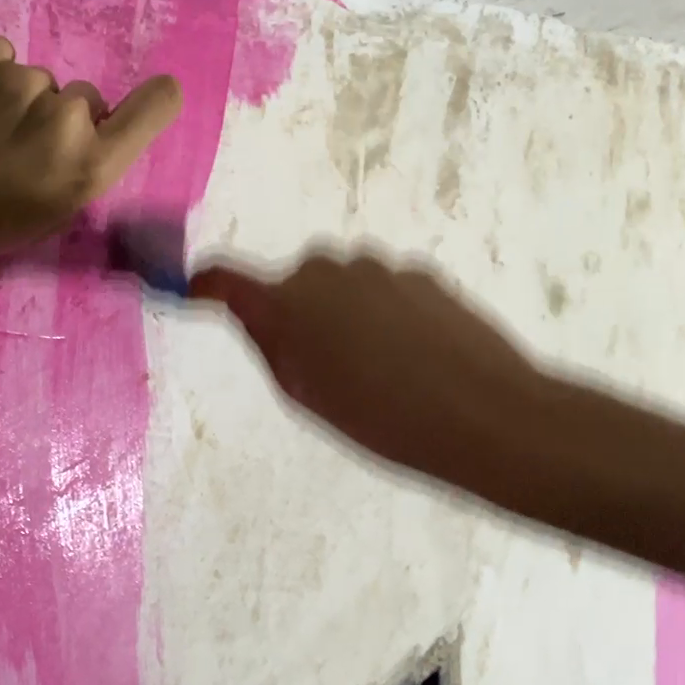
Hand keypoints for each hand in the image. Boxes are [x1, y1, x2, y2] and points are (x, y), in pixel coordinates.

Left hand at [0, 35, 182, 282]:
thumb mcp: (51, 213)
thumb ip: (87, 164)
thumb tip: (100, 119)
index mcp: (89, 169)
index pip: (158, 103)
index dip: (151, 98)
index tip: (134, 102)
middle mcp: (63, 120)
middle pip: (83, 96)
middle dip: (57, 117)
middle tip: (9, 153)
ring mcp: (15, 83)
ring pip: (35, 78)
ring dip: (14, 99)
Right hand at [190, 250, 548, 481]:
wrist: (489, 415)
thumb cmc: (380, 419)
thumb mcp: (303, 394)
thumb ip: (269, 343)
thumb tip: (248, 310)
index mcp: (283, 304)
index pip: (222, 278)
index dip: (203, 283)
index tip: (194, 291)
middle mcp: (321, 269)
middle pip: (291, 284)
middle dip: (298, 314)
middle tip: (324, 367)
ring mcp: (375, 265)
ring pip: (340, 285)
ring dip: (345, 314)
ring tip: (381, 367)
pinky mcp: (420, 271)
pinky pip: (382, 288)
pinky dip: (385, 313)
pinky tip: (416, 355)